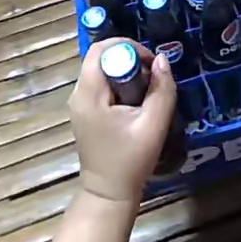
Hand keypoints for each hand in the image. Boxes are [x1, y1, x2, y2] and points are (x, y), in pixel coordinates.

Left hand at [69, 38, 176, 203]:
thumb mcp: (153, 125)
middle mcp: (78, 93)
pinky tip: (136, 102)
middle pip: (101, 58)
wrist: (109, 194)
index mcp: (88, 93)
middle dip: (129, 59)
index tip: (150, 62)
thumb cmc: (130, 160)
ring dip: (126, 72)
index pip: (101, 50)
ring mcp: (79, 103)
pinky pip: (101, 84)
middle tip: (152, 75)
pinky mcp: (85, 111)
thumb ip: (162, 90)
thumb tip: (162, 60)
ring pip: (102, 70)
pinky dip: (119, 84)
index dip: (128, 47)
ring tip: (147, 89)